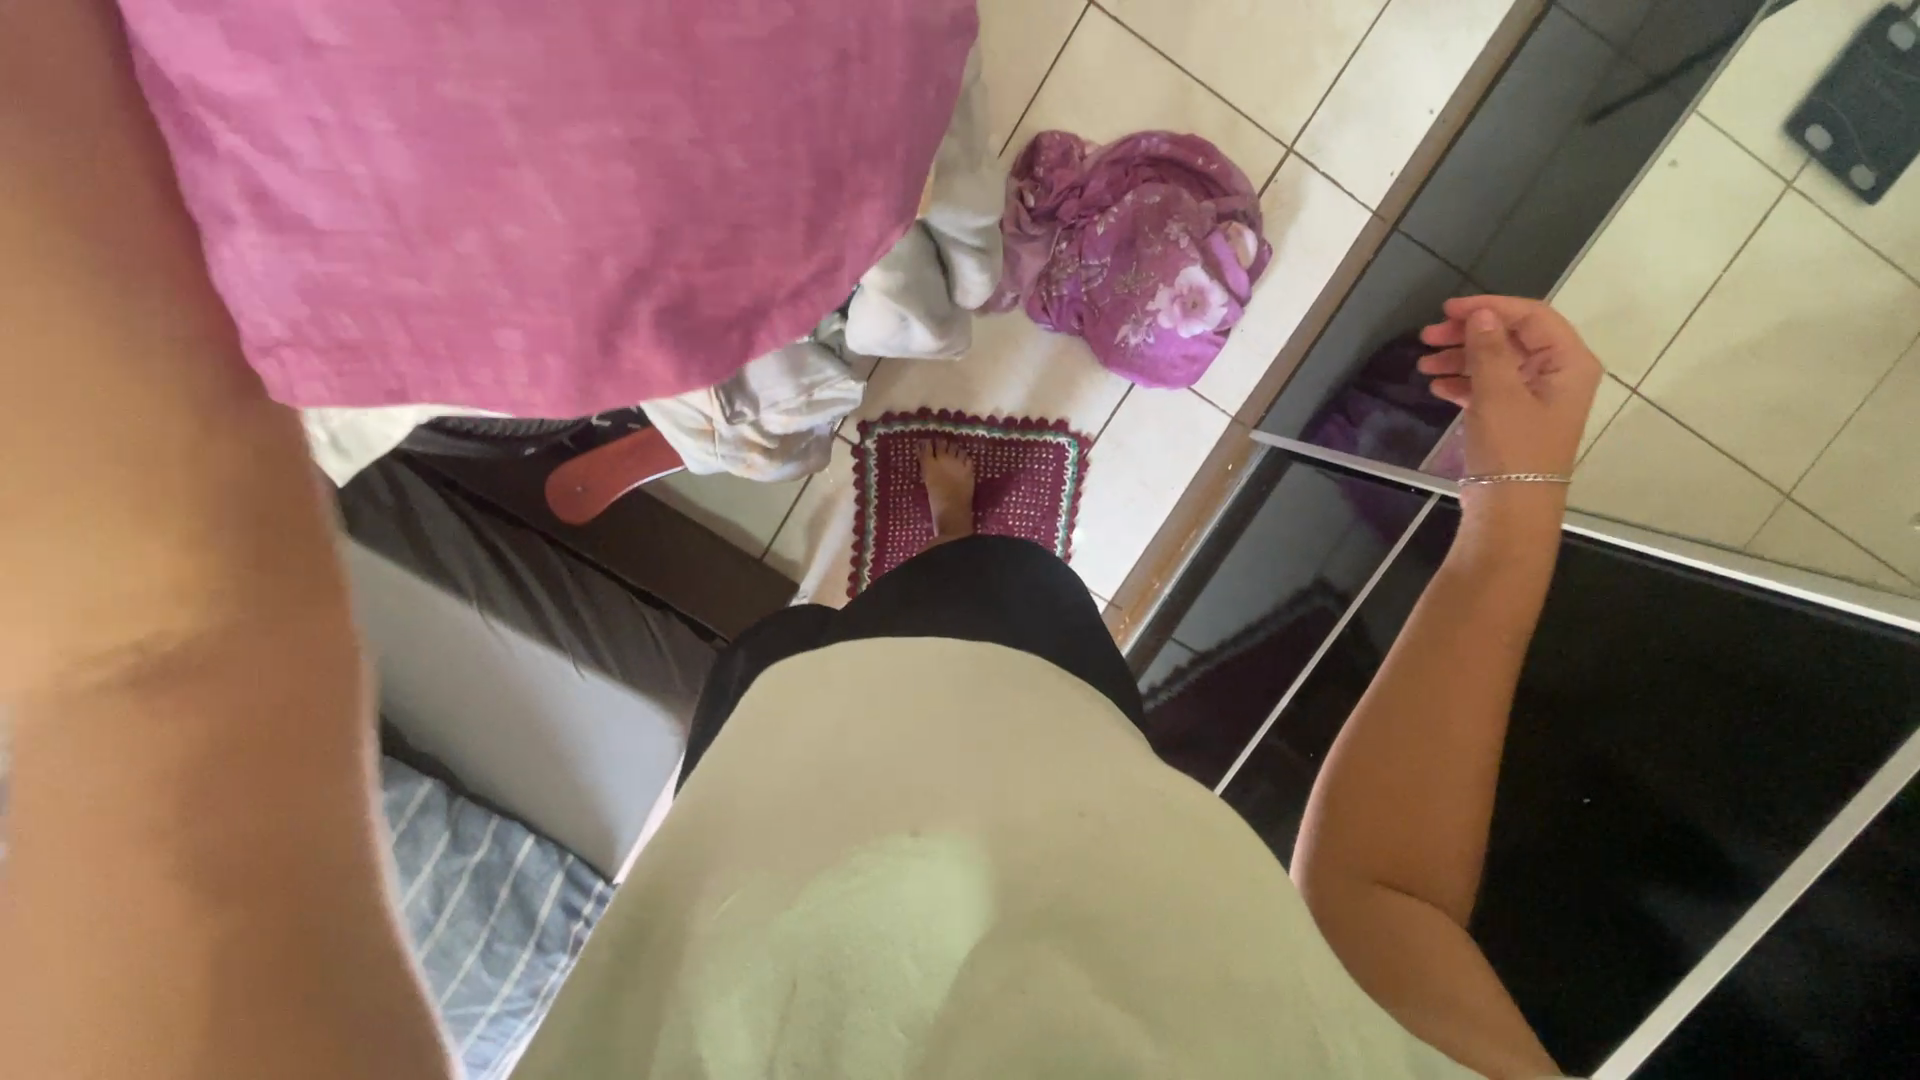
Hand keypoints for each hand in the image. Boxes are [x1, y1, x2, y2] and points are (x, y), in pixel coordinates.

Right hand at [1418, 296, 1602, 479]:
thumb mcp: (1498, 394)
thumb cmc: (1513, 448)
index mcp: (1568, 362)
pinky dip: (1462, 382)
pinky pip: (1487, 387)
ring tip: (1424, 364)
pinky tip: (1436, 385)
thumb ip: (1488, 349)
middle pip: (1511, 338)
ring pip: (1495, 362)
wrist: (1511, 507)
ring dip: (1460, 358)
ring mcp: (1534, 397)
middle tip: (1427, 337)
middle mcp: (1556, 374)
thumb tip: (1481, 314)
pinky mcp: (1512, 417)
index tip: (1447, 310)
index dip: (1489, 307)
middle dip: (1469, 334)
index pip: (1531, 317)